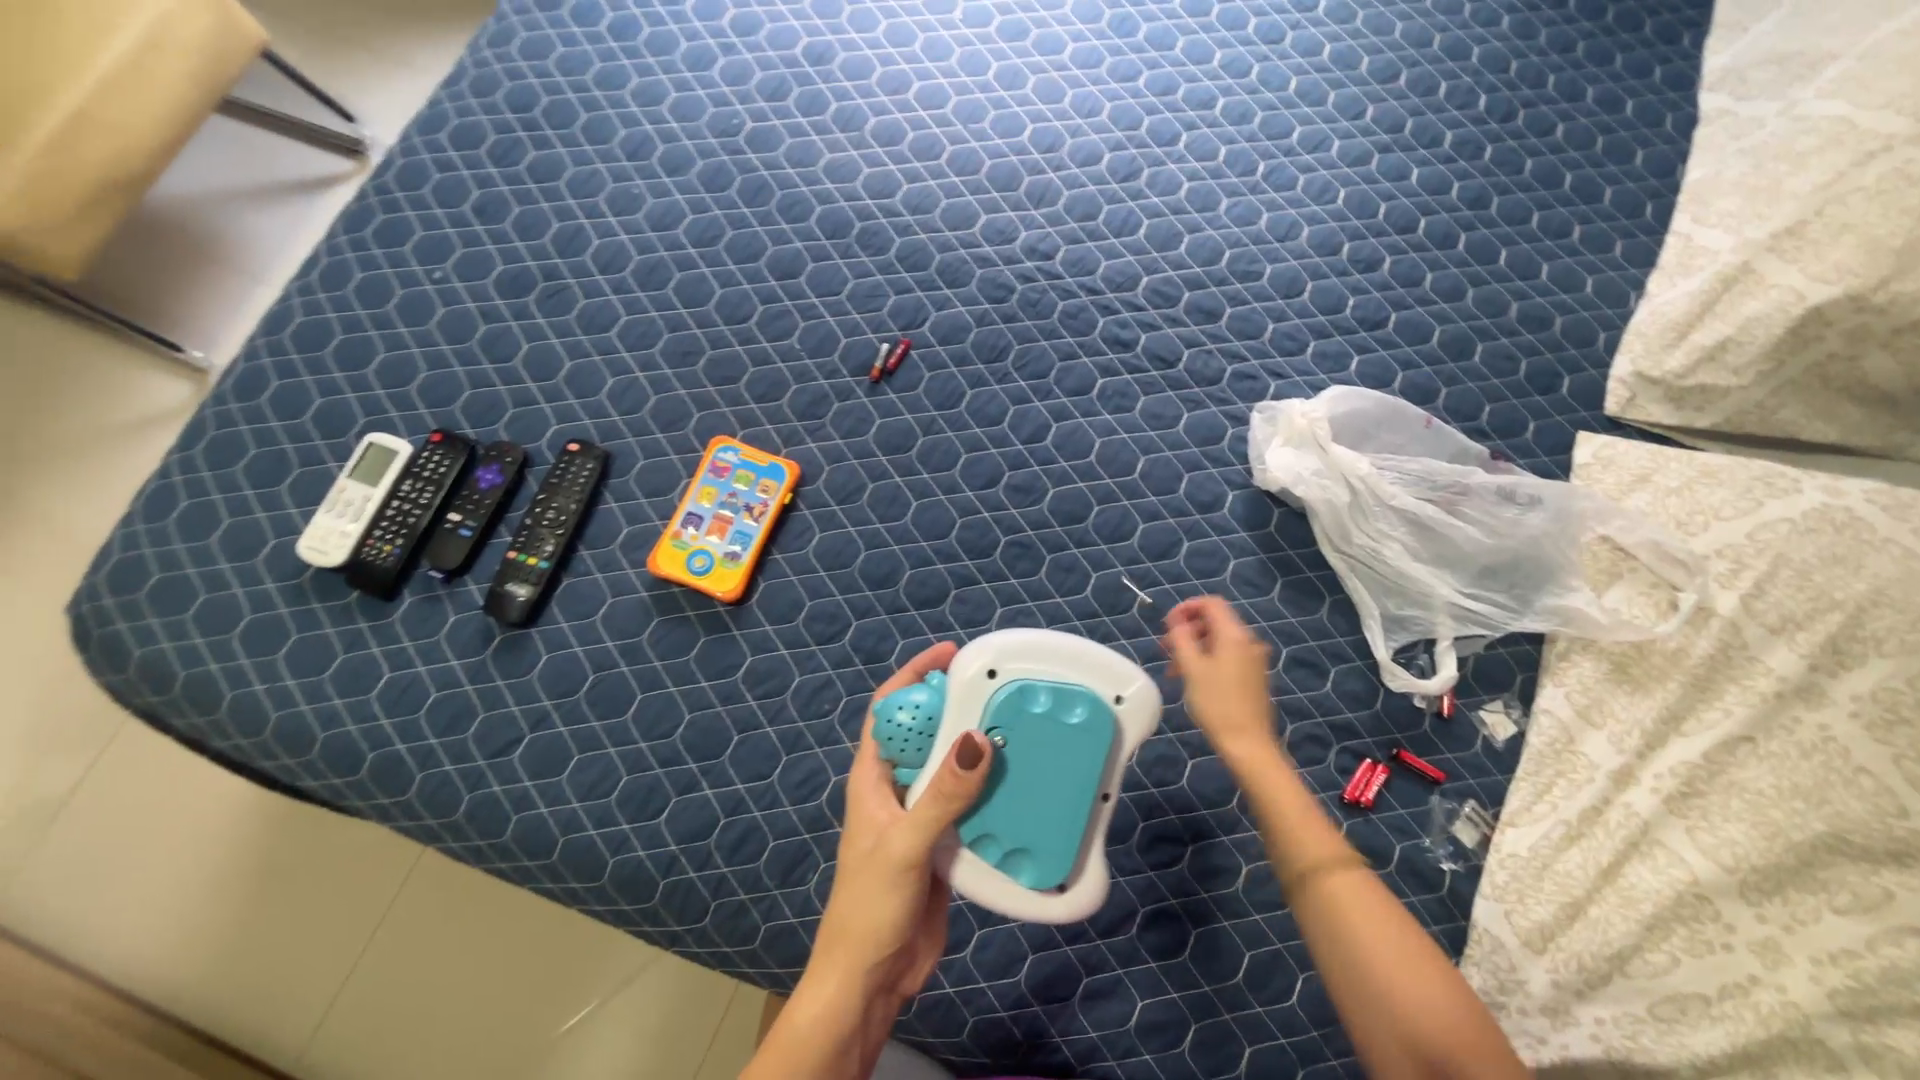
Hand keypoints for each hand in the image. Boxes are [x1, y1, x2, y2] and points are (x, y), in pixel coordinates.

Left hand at [810, 643, 993, 1010]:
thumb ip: (942, 795)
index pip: (888, 711)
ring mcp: (920, 820)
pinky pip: (968, 807)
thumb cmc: (871, 906)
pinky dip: (990, 793)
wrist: (871, 976)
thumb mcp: (904, 845)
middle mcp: (895, 791)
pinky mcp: (942, 848)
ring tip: (1020, 728)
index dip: (913, 677)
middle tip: (1000, 691)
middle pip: (925, 736)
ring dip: (977, 751)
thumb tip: (978, 739)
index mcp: (872, 779)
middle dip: (956, 710)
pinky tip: (1021, 786)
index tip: (951, 654)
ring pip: (950, 771)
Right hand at [1162, 595, 1281, 762]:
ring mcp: (1254, 660)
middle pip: (1215, 622)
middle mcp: (1249, 641)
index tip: (1166, 625)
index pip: (1211, 603)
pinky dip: (1208, 660)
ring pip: (1219, 642)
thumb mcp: (1192, 668)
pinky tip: (1193, 680)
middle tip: (1165, 649)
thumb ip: (1182, 638)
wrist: (1247, 743)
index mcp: (1235, 635)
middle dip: (1188, 631)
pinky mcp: (1254, 676)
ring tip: (1174, 670)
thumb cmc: (1216, 704)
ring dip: (1195, 648)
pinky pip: (1227, 657)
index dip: (1186, 607)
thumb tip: (1176, 620)